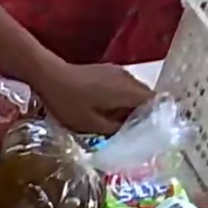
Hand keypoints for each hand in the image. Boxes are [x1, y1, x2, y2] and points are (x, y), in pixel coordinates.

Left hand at [34, 61, 153, 134]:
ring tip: (122, 127)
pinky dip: (121, 101)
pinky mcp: (108, 72)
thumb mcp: (91, 125)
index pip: (155, 101)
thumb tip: (132, 134)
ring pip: (134, 93)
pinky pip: (123, 88)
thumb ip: (114, 129)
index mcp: (127, 90)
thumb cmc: (69, 103)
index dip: (156, 117)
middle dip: (143, 115)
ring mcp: (118, 73)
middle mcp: (128, 78)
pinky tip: (110, 114)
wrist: (51, 76)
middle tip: (136, 134)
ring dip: (131, 109)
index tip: (151, 132)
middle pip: (146, 97)